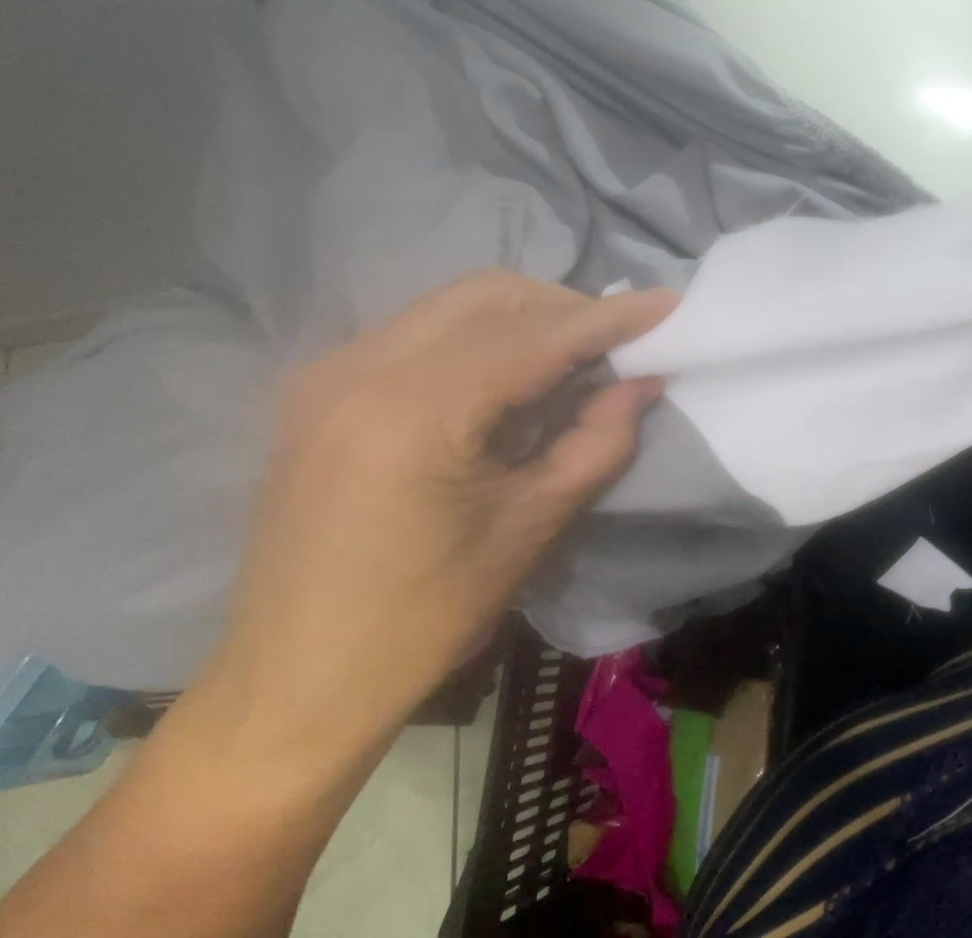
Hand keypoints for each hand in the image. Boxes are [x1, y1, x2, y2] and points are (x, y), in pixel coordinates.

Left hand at [196, 270, 676, 759]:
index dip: (609, 318)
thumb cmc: (428, 614)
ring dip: (525, 321)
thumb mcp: (532, 525)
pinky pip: (420, 335)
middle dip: (566, 309)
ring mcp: (328, 373)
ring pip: (452, 308)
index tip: (669, 304)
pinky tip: (513, 387)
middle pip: (488, 296)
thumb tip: (644, 383)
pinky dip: (481, 342)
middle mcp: (360, 367)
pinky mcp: (319, 391)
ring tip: (576, 367)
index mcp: (413, 410)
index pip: (533, 335)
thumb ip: (597, 441)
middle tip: (622, 347)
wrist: (302, 675)